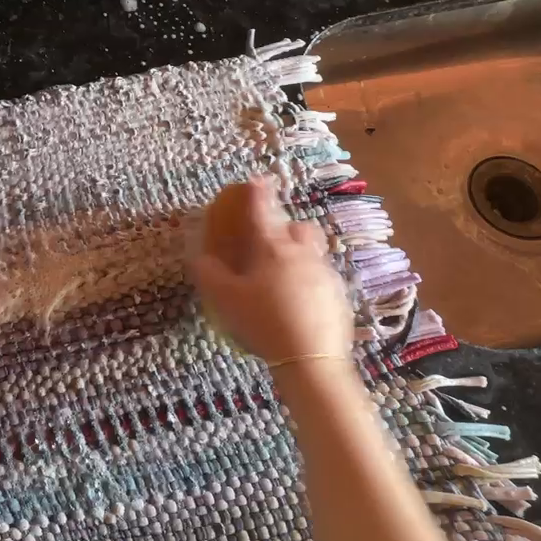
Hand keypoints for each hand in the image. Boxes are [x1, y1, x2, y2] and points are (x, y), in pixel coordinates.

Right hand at [189, 176, 354, 362]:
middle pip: (299, 226)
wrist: (312, 360)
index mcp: (272, 249)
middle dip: (287, 225)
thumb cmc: (262, 322)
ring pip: (313, 252)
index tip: (257, 179)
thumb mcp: (224, 299)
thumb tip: (201, 256)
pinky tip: (298, 303)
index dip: (258, 192)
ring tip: (283, 275)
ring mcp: (325, 275)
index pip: (263, 210)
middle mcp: (302, 254)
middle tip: (272, 239)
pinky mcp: (339, 297)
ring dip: (299, 254)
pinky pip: (322, 278)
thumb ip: (209, 273)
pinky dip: (309, 281)